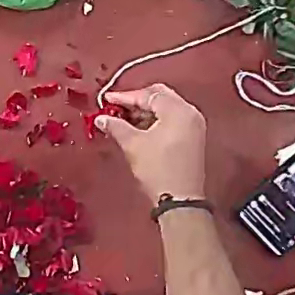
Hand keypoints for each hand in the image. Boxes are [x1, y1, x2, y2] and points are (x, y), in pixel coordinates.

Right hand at [100, 84, 207, 204]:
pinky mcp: (193, 137)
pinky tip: (139, 128)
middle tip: (117, 107)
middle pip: (160, 96)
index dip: (125, 97)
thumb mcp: (133, 144)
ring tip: (124, 118)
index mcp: (178, 110)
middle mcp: (190, 113)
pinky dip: (156, 120)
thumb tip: (101, 118)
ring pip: (166, 108)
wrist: (179, 199)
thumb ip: (116, 126)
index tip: (107, 99)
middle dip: (137, 100)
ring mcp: (194, 125)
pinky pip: (172, 119)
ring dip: (146, 110)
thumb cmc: (157, 169)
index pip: (149, 95)